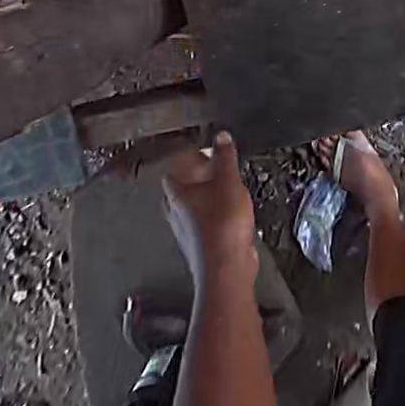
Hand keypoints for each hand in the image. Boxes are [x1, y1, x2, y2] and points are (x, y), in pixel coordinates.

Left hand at [162, 132, 259, 285]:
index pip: (172, 170)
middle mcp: (178, 213)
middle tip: (214, 166)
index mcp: (178, 195)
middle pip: (181, 188)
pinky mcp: (203, 243)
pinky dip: (216, 211)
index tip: (199, 149)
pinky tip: (232, 211)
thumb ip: (225, 158)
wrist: (227, 267)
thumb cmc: (223, 225)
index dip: (184, 157)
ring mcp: (189, 231)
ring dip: (207, 194)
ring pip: (193, 206)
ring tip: (226, 185)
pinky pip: (206, 220)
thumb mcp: (229, 181)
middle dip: (197, 176)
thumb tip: (221, 138)